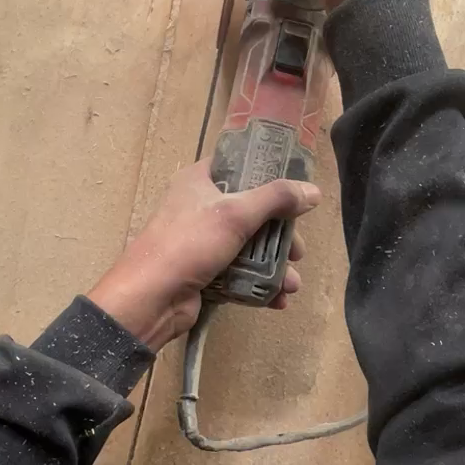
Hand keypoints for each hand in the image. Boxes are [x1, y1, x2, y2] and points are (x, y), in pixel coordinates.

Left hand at [88, 160, 319, 350]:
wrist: (150, 299)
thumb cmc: (188, 243)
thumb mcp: (235, 213)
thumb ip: (277, 199)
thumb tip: (314, 191)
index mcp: (199, 181)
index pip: (238, 165)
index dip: (268, 174)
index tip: (296, 190)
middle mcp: (200, 207)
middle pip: (252, 212)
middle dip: (280, 235)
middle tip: (298, 251)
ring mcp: (201, 242)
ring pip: (248, 246)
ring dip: (274, 265)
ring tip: (291, 285)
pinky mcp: (204, 272)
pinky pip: (239, 274)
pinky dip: (259, 284)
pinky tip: (277, 299)